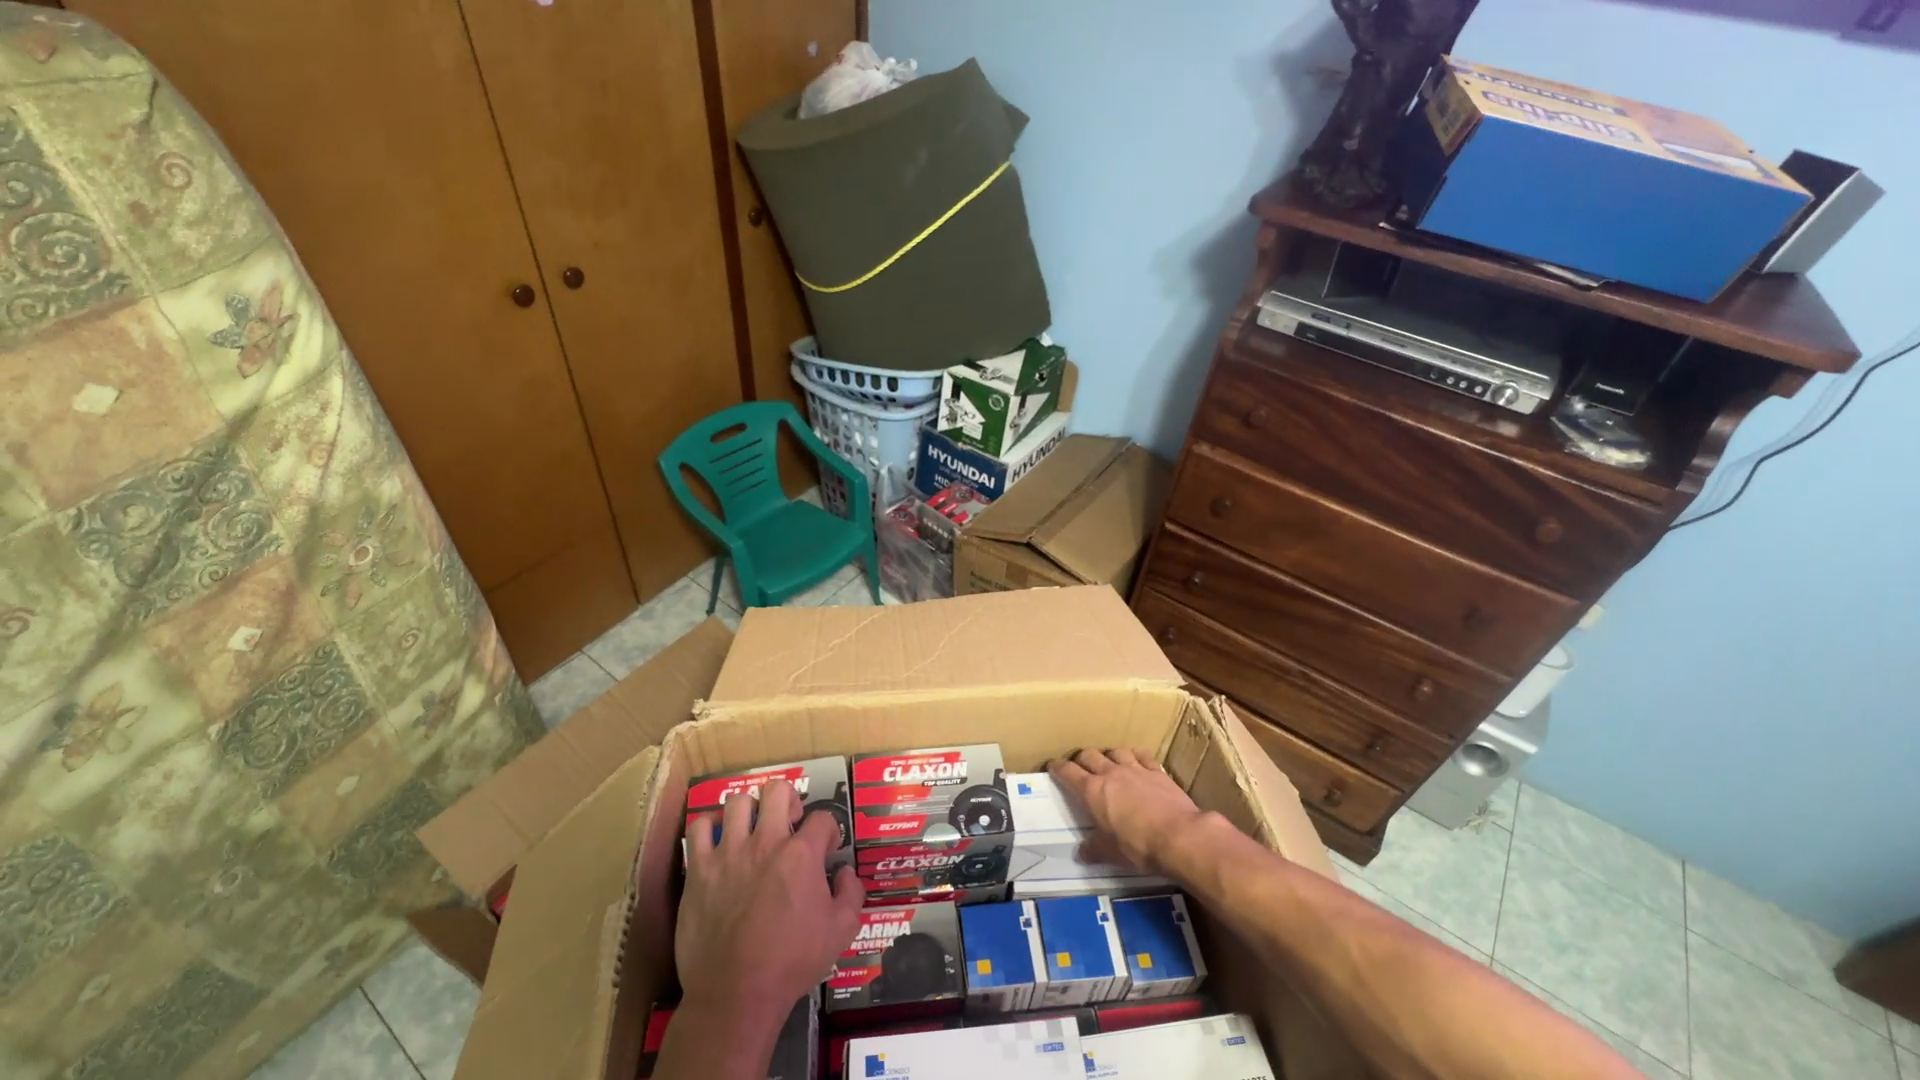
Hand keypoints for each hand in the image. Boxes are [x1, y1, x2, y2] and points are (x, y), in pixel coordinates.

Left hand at [676, 779, 865, 1024]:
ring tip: (752, 829)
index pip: (822, 818)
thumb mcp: (842, 931)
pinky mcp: (698, 869)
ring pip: (737, 802)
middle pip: (777, 790)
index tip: (827, 850)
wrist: (736, 991)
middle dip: (789, 800)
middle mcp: (765, 842)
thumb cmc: (792, 962)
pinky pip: (698, 828)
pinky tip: (717, 840)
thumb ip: (851, 893)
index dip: (829, 831)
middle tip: (789, 824)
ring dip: (750, 810)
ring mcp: (727, 853)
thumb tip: (845, 872)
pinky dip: (709, 827)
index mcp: (801, 855)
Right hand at [1048, 749, 1214, 876]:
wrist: (1180, 836)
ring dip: (1109, 755)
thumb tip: (1082, 853)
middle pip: (1089, 755)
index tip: (1053, 766)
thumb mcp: (1112, 853)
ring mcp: (1136, 769)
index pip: (1068, 772)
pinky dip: (1136, 758)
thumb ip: (1095, 849)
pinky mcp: (1159, 772)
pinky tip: (1138, 763)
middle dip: (1081, 759)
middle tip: (1079, 767)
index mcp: (1093, 791)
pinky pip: (1143, 756)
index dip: (1058, 768)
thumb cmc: (1138, 846)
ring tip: (1109, 763)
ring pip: (1116, 751)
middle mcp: (1111, 773)